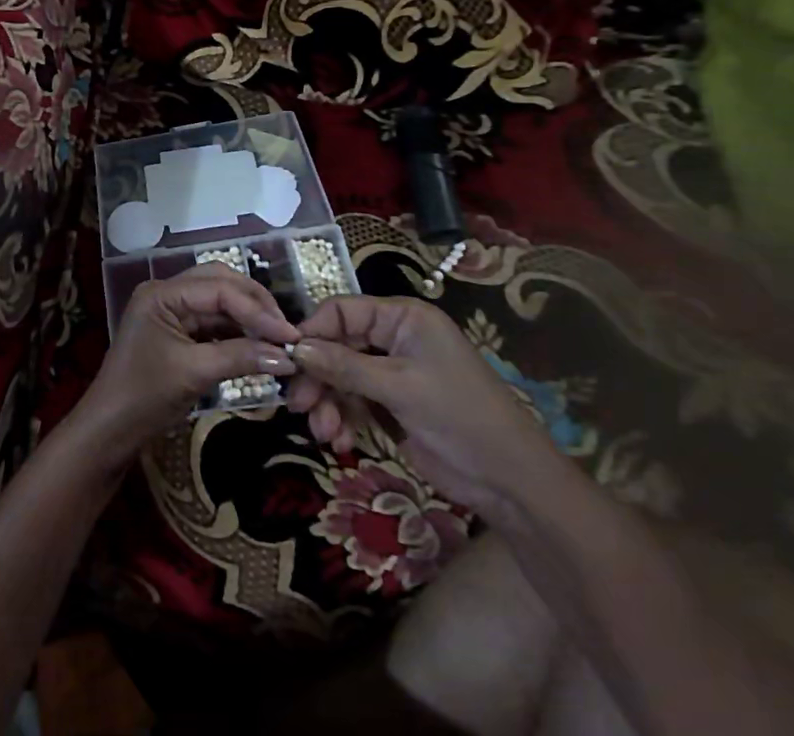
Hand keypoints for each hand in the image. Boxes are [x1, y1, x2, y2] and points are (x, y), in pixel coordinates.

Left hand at [71, 263, 299, 467]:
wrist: (112, 426)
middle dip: (255, 304)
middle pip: (220, 284)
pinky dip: (238, 332)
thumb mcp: (195, 372)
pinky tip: (260, 348)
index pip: (219, 288)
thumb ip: (242, 357)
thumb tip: (290, 356)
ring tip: (280, 341)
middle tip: (287, 332)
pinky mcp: (178, 332)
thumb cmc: (145, 394)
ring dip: (249, 319)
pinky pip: (214, 323)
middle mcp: (165, 294)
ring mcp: (171, 312)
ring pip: (219, 303)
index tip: (290, 335)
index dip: (257, 309)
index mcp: (161, 294)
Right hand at [288, 295, 560, 513]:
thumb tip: (292, 349)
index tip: (284, 359)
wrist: (509, 482)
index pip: (341, 311)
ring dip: (326, 404)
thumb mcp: (399, 388)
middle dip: (316, 377)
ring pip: (337, 376)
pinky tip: (339, 441)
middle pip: (334, 346)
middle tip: (298, 405)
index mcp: (404, 319)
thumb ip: (343, 365)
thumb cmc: (460, 418)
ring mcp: (390, 371)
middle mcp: (394, 338)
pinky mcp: (388, 402)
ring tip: (324, 432)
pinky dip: (339, 419)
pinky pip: (349, 400)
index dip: (311, 332)